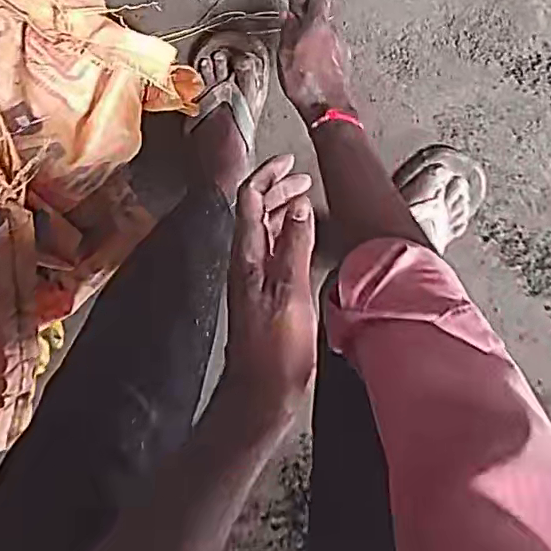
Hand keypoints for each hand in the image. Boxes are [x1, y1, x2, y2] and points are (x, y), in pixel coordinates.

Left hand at [220, 154, 317, 435]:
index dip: (267, 174)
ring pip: (264, 226)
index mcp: (247, 253)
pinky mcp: (263, 287)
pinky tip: (301, 233)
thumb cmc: (276, 347)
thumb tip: (299, 206)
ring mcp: (252, 273)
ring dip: (282, 207)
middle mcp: (245, 257)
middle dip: (277, 186)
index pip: (249, 198)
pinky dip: (287, 230)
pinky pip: (272, 246)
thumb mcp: (290, 291)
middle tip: (302, 176)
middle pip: (255, 208)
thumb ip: (294, 246)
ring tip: (305, 196)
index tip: (288, 161)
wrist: (261, 389)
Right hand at [279, 0, 354, 119]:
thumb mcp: (285, 54)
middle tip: (297, 18)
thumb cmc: (306, 84)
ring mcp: (342, 47)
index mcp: (319, 26)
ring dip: (317, 31)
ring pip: (329, 30)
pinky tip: (313, 57)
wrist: (328, 109)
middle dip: (311, 14)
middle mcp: (334, 33)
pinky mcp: (344, 61)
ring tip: (302, 40)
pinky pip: (333, 46)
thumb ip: (287, 31)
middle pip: (326, 13)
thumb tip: (288, 16)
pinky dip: (323, 46)